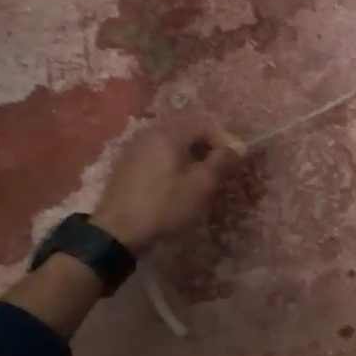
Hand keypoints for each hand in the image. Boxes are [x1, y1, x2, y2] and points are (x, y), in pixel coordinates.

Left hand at [90, 118, 242, 251]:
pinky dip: (175, 158)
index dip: (226, 139)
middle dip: (209, 144)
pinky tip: (180, 177)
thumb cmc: (164, 205)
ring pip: (173, 140)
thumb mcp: (201, 184)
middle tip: (223, 163)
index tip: (238, 158)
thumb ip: (222, 160)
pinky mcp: (128, 162)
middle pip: (188, 129)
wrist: (117, 231)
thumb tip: (238, 147)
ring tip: (204, 172)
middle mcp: (150, 133)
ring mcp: (135, 147)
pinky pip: (159, 151)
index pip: (205, 124)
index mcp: (168, 134)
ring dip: (193, 152)